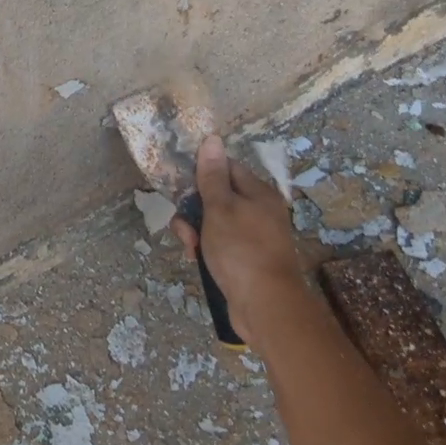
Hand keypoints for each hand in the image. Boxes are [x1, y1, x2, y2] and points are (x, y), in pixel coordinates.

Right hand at [171, 135, 308, 344]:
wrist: (265, 305)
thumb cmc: (241, 249)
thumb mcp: (220, 207)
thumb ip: (212, 175)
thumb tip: (212, 139)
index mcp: (258, 193)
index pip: (226, 167)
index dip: (201, 173)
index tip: (180, 185)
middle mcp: (259, 210)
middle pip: (216, 195)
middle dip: (193, 208)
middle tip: (185, 226)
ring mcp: (253, 235)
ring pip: (212, 220)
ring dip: (195, 230)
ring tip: (190, 247)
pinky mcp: (246, 257)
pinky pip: (219, 242)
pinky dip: (205, 247)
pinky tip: (197, 258)